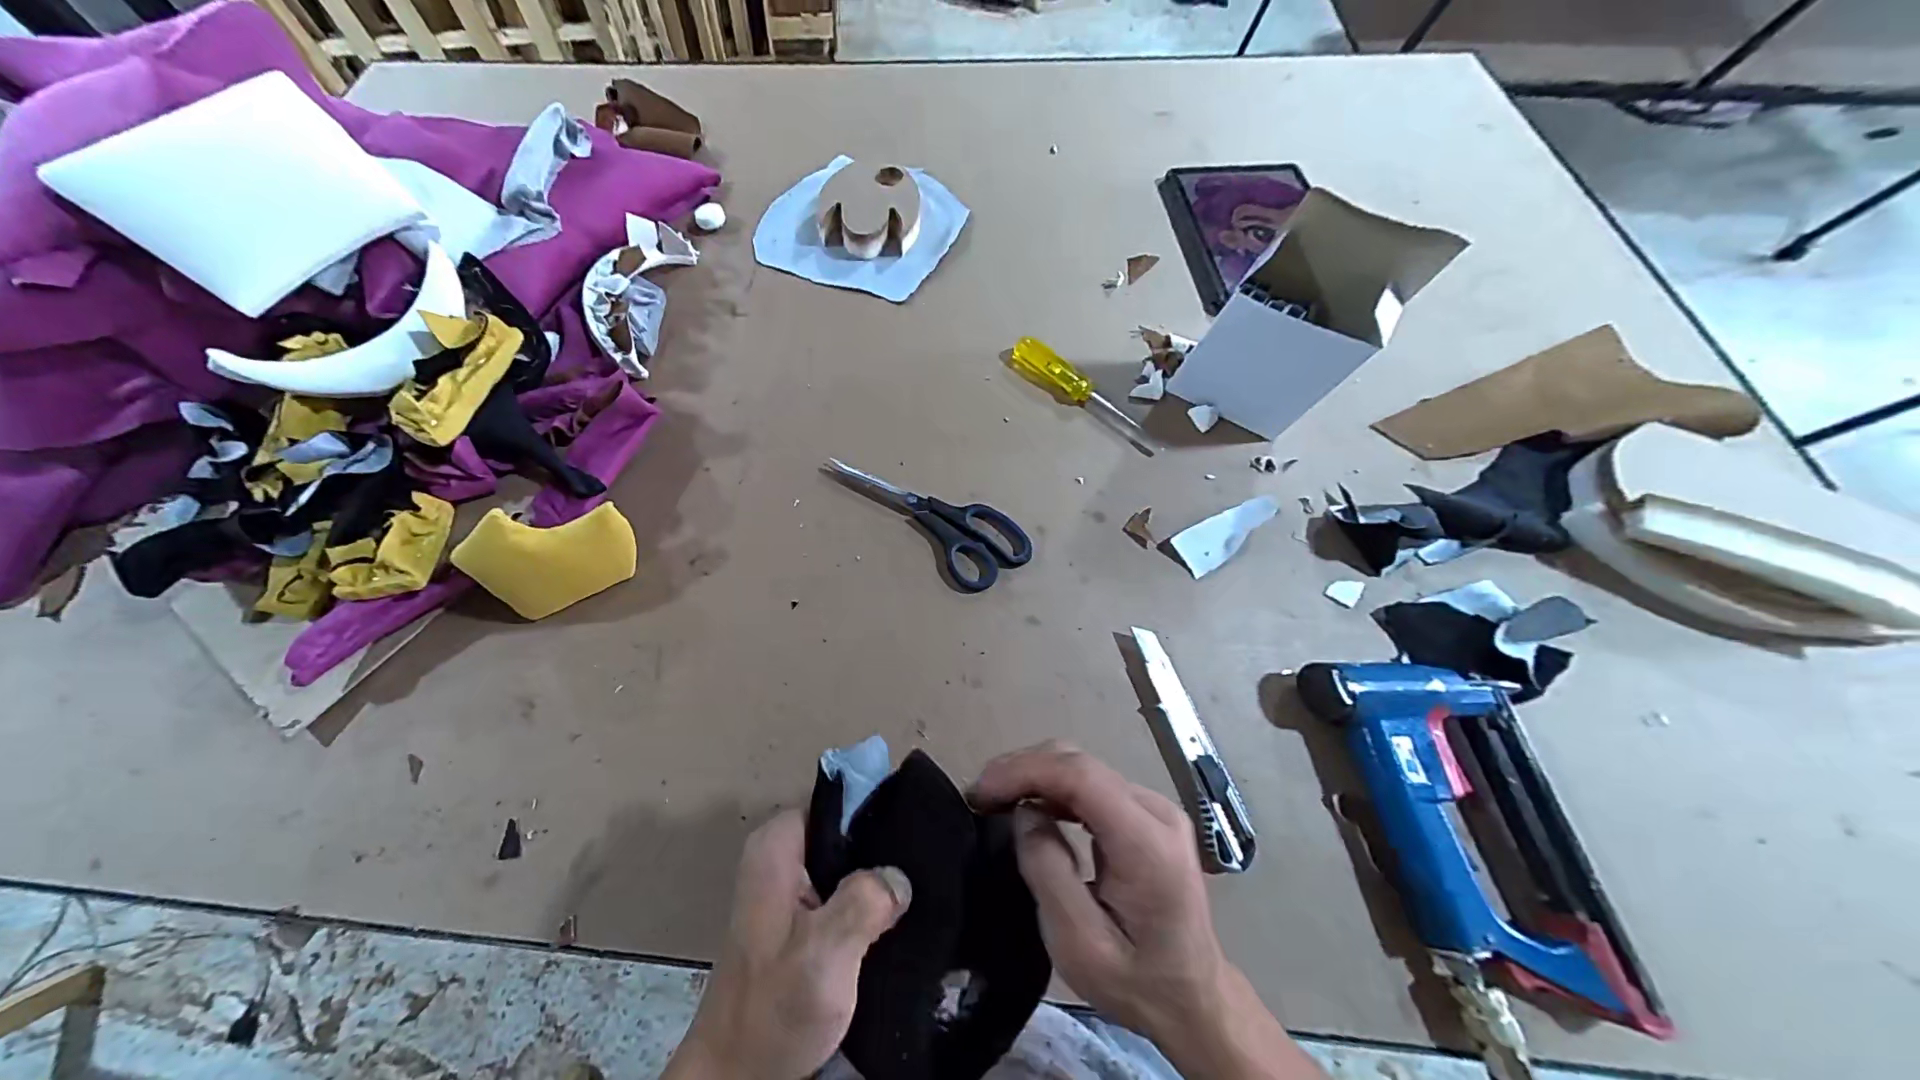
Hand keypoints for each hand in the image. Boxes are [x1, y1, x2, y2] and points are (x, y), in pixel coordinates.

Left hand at [664, 809, 910, 1079]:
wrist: (736, 1078)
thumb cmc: (773, 1010)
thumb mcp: (824, 954)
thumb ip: (863, 903)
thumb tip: (899, 877)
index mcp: (777, 847)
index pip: (836, 799)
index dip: (877, 808)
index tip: (917, 829)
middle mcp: (779, 857)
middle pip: (845, 830)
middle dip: (883, 848)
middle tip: (925, 869)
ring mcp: (789, 889)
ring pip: (848, 863)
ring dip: (878, 881)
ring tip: (918, 893)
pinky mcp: (800, 920)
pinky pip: (843, 892)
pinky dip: (868, 904)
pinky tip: (897, 920)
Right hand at [970, 742, 1322, 1079]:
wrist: (1193, 998)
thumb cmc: (1136, 982)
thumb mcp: (1078, 944)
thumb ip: (1048, 871)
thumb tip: (1025, 812)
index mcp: (1147, 844)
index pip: (1080, 776)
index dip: (1024, 771)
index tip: (980, 793)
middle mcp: (1157, 812)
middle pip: (1080, 762)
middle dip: (1022, 769)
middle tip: (979, 797)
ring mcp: (1155, 808)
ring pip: (1083, 766)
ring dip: (1034, 775)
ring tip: (995, 800)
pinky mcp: (1147, 813)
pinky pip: (1092, 783)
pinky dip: (1053, 786)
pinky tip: (1028, 804)